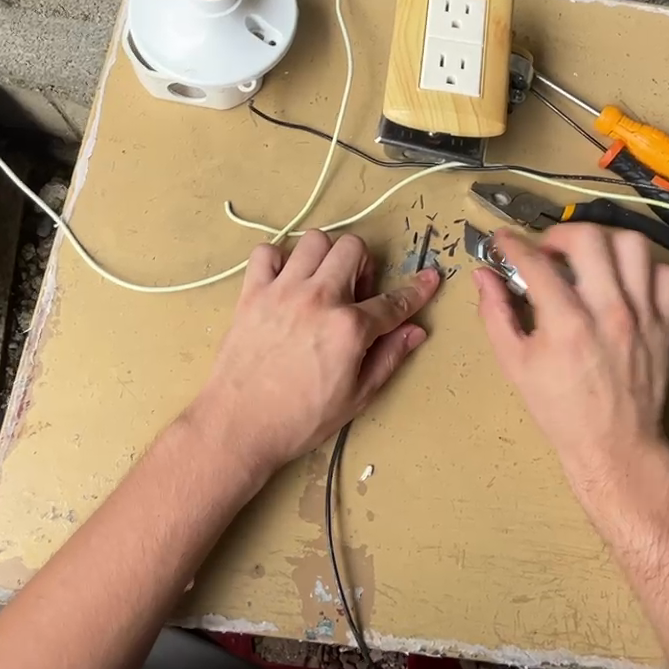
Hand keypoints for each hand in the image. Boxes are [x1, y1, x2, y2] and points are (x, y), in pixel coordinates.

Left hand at [190, 230, 440, 476]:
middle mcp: (318, 298)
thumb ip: (389, 357)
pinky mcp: (252, 293)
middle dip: (363, 265)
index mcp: (349, 328)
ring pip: (314, 240)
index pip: (393, 301)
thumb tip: (416, 331)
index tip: (429, 278)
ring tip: (321, 283)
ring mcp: (282, 291)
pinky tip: (285, 283)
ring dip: (325, 256)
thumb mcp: (356, 397)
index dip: (417, 290)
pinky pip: (266, 252)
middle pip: (353, 248)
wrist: (238, 427)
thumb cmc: (300, 420)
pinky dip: (279, 260)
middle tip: (355, 293)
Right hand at [476, 224, 668, 490]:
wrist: (615, 446)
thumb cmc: (560, 409)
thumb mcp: (514, 364)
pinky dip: (644, 268)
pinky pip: (666, 274)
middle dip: (560, 234)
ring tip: (588, 258)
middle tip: (548, 251)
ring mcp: (642, 314)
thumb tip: (483, 276)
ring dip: (604, 242)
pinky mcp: (665, 323)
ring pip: (633, 245)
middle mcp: (608, 310)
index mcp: (566, 323)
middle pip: (589, 238)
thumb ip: (495, 314)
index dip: (512, 243)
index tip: (504, 240)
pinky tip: (624, 280)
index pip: (536, 261)